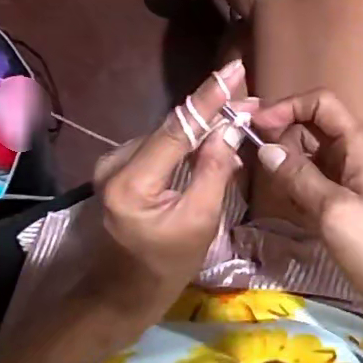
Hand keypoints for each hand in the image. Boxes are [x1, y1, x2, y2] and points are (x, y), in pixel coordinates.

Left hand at [82, 59, 251, 332]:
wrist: (122, 293)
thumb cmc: (165, 267)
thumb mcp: (199, 222)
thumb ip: (213, 171)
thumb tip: (229, 128)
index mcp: (132, 181)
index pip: (178, 128)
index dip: (209, 97)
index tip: (233, 69)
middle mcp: (115, 163)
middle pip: (173, 128)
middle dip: (212, 113)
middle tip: (249, 100)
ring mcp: (113, 164)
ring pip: (168, 135)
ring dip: (201, 128)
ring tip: (238, 117)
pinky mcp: (118, 168)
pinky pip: (160, 147)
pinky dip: (186, 144)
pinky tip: (212, 141)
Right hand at [249, 88, 362, 322]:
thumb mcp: (331, 208)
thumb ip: (297, 175)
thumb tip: (263, 148)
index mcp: (360, 142)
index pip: (320, 103)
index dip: (287, 107)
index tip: (255, 125)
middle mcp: (354, 151)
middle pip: (311, 125)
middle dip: (282, 134)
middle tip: (254, 156)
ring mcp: (349, 174)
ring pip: (308, 152)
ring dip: (286, 161)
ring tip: (266, 180)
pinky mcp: (343, 197)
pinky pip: (312, 176)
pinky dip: (295, 181)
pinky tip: (284, 199)